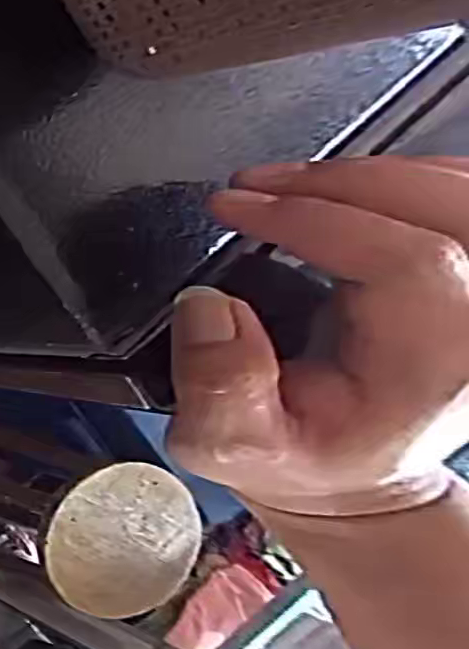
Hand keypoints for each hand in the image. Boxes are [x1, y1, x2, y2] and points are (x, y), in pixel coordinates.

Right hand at [167, 157, 468, 516]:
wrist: (348, 474)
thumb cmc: (292, 459)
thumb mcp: (224, 443)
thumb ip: (214, 381)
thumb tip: (206, 303)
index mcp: (435, 365)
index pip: (409, 259)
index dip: (314, 220)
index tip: (231, 207)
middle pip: (463, 209)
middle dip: (349, 180)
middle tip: (258, 182)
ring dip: (382, 174)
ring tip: (290, 182)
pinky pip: (468, 205)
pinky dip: (413, 182)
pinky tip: (351, 189)